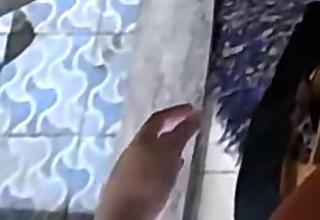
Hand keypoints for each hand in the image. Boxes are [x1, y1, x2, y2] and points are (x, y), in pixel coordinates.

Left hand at [97, 103, 200, 219]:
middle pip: (154, 137)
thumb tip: (196, 114)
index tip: (192, 110)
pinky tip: (169, 178)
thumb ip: (183, 133)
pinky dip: (161, 170)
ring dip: (168, 154)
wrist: (123, 218)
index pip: (159, 117)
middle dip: (172, 133)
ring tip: (182, 158)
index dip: (176, 112)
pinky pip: (149, 172)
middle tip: (189, 133)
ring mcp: (127, 171)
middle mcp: (131, 151)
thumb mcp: (170, 152)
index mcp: (140, 138)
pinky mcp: (128, 190)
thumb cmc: (148, 179)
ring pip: (152, 155)